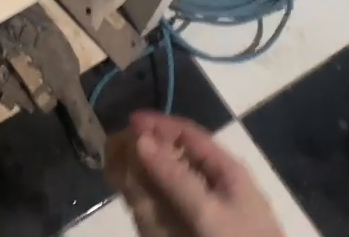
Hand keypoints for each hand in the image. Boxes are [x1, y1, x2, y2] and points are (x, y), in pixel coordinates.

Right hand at [120, 112, 282, 236]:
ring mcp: (218, 206)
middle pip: (182, 153)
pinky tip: (144, 201)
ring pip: (179, 177)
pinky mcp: (210, 226)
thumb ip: (175, 177)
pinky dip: (160, 195)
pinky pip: (180, 201)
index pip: (188, 133)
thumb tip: (140, 139)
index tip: (128, 122)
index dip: (158, 124)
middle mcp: (222, 182)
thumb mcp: (208, 212)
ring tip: (125, 171)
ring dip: (153, 171)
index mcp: (227, 169)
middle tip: (120, 148)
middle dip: (151, 147)